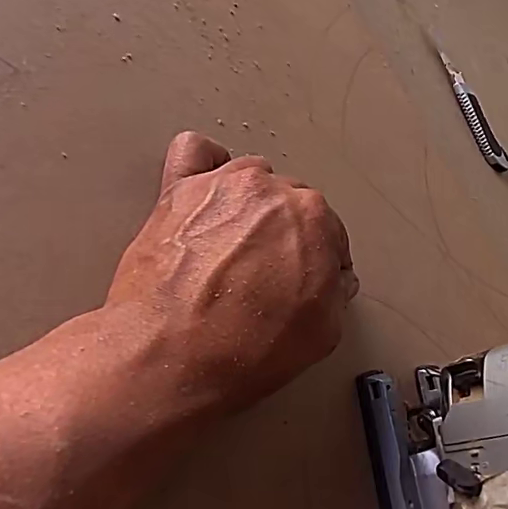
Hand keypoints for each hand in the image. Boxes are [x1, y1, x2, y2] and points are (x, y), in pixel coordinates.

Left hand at [107, 131, 357, 413]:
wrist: (172, 356)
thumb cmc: (240, 349)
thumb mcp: (322, 333)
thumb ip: (336, 292)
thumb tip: (332, 280)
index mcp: (314, 220)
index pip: (329, 231)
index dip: (321, 262)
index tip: (310, 280)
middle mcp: (270, 193)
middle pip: (289, 203)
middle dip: (286, 236)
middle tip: (269, 275)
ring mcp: (221, 186)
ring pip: (250, 179)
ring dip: (251, 206)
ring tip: (236, 245)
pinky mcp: (177, 191)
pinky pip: (196, 153)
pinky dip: (206, 166)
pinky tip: (207, 193)